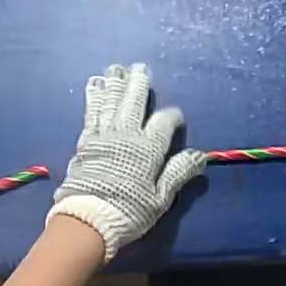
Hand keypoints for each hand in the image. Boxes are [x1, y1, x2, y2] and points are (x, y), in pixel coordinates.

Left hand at [48, 63, 206, 261]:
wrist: (88, 217)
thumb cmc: (128, 211)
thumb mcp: (160, 198)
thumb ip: (178, 173)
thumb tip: (201, 155)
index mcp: (148, 149)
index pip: (164, 122)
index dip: (172, 117)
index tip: (175, 117)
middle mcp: (126, 136)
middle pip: (134, 103)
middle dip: (138, 84)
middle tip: (139, 67)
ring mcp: (103, 136)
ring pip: (111, 103)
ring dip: (115, 85)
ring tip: (116, 69)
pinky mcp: (85, 141)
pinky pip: (91, 113)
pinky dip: (94, 97)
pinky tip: (94, 85)